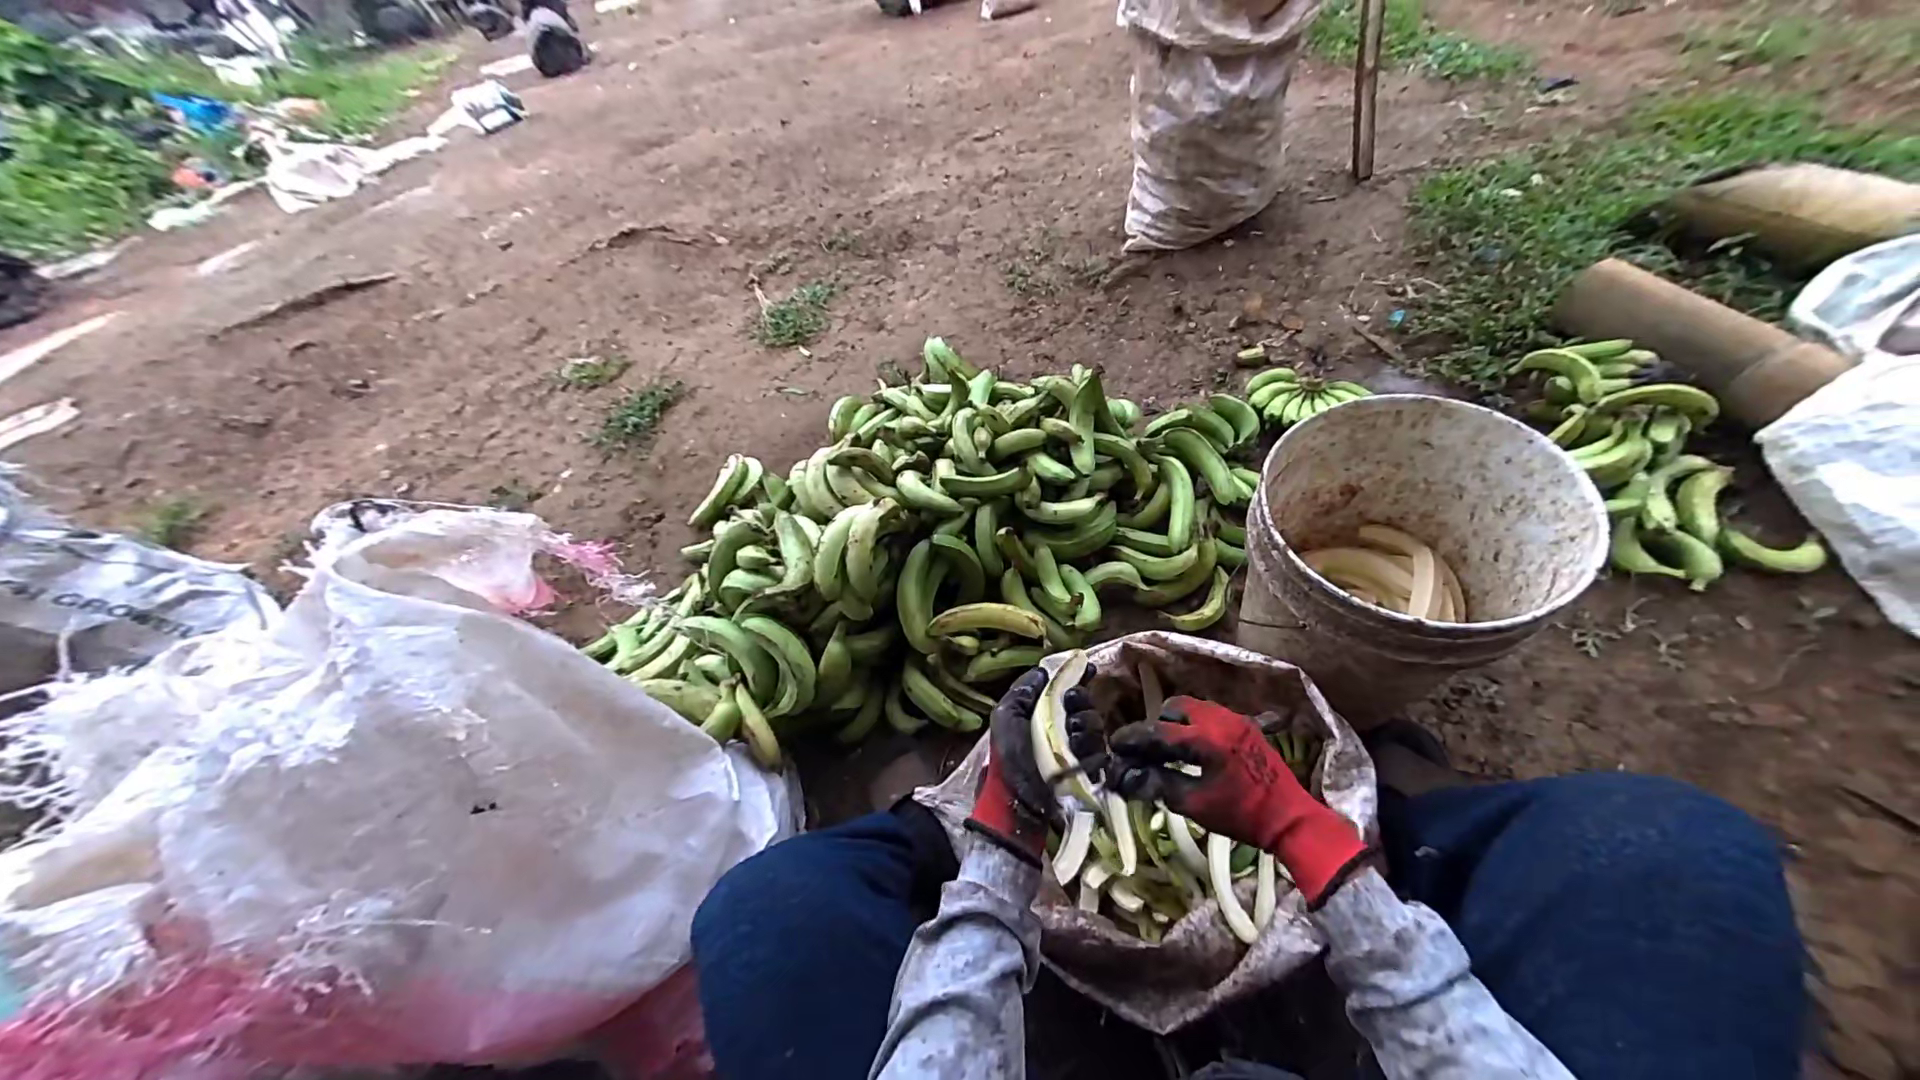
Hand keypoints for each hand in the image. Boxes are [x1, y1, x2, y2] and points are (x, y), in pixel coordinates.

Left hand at [966, 666, 1102, 863]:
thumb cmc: (1009, 757)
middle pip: (1086, 704)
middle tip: (1070, 709)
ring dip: (1085, 725)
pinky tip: (1080, 754)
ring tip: (1071, 735)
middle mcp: (1064, 727)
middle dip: (1081, 702)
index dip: (1079, 676)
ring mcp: (1079, 750)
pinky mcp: (1091, 771)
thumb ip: (1023, 690)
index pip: (1068, 688)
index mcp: (1043, 712)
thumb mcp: (1006, 716)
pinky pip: (1102, 752)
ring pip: (1096, 725)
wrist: (1019, 800)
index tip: (1089, 670)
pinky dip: (1092, 750)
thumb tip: (1043, 670)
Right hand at [1108, 696, 1368, 905]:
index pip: (1157, 730)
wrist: (1292, 819)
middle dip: (1158, 725)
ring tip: (1173, 749)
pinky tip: (1196, 749)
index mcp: (1205, 739)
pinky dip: (1196, 726)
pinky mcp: (1246, 726)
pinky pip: (1211, 715)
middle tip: (1150, 749)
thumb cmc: (1241, 815)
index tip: (1116, 744)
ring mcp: (1235, 719)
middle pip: (1175, 708)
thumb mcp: (1194, 803)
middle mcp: (1219, 719)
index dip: (1133, 738)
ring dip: (1177, 724)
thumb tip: (1126, 777)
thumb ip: (1157, 784)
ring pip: (1193, 708)